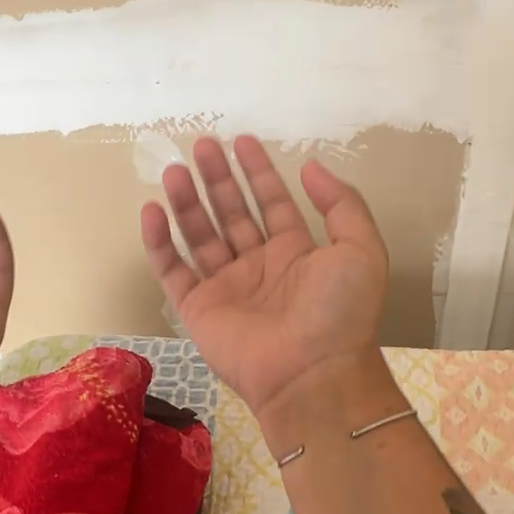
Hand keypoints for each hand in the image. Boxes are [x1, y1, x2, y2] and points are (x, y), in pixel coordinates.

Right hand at [141, 135, 387, 417]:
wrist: (311, 373)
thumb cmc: (339, 311)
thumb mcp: (361, 248)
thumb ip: (341, 203)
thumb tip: (310, 166)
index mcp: (296, 253)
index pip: (272, 203)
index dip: (258, 172)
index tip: (241, 141)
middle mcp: (259, 266)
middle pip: (232, 213)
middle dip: (218, 179)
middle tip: (202, 145)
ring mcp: (226, 288)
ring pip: (200, 236)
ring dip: (187, 202)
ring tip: (175, 170)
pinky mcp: (197, 309)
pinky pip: (172, 270)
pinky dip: (159, 242)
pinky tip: (152, 211)